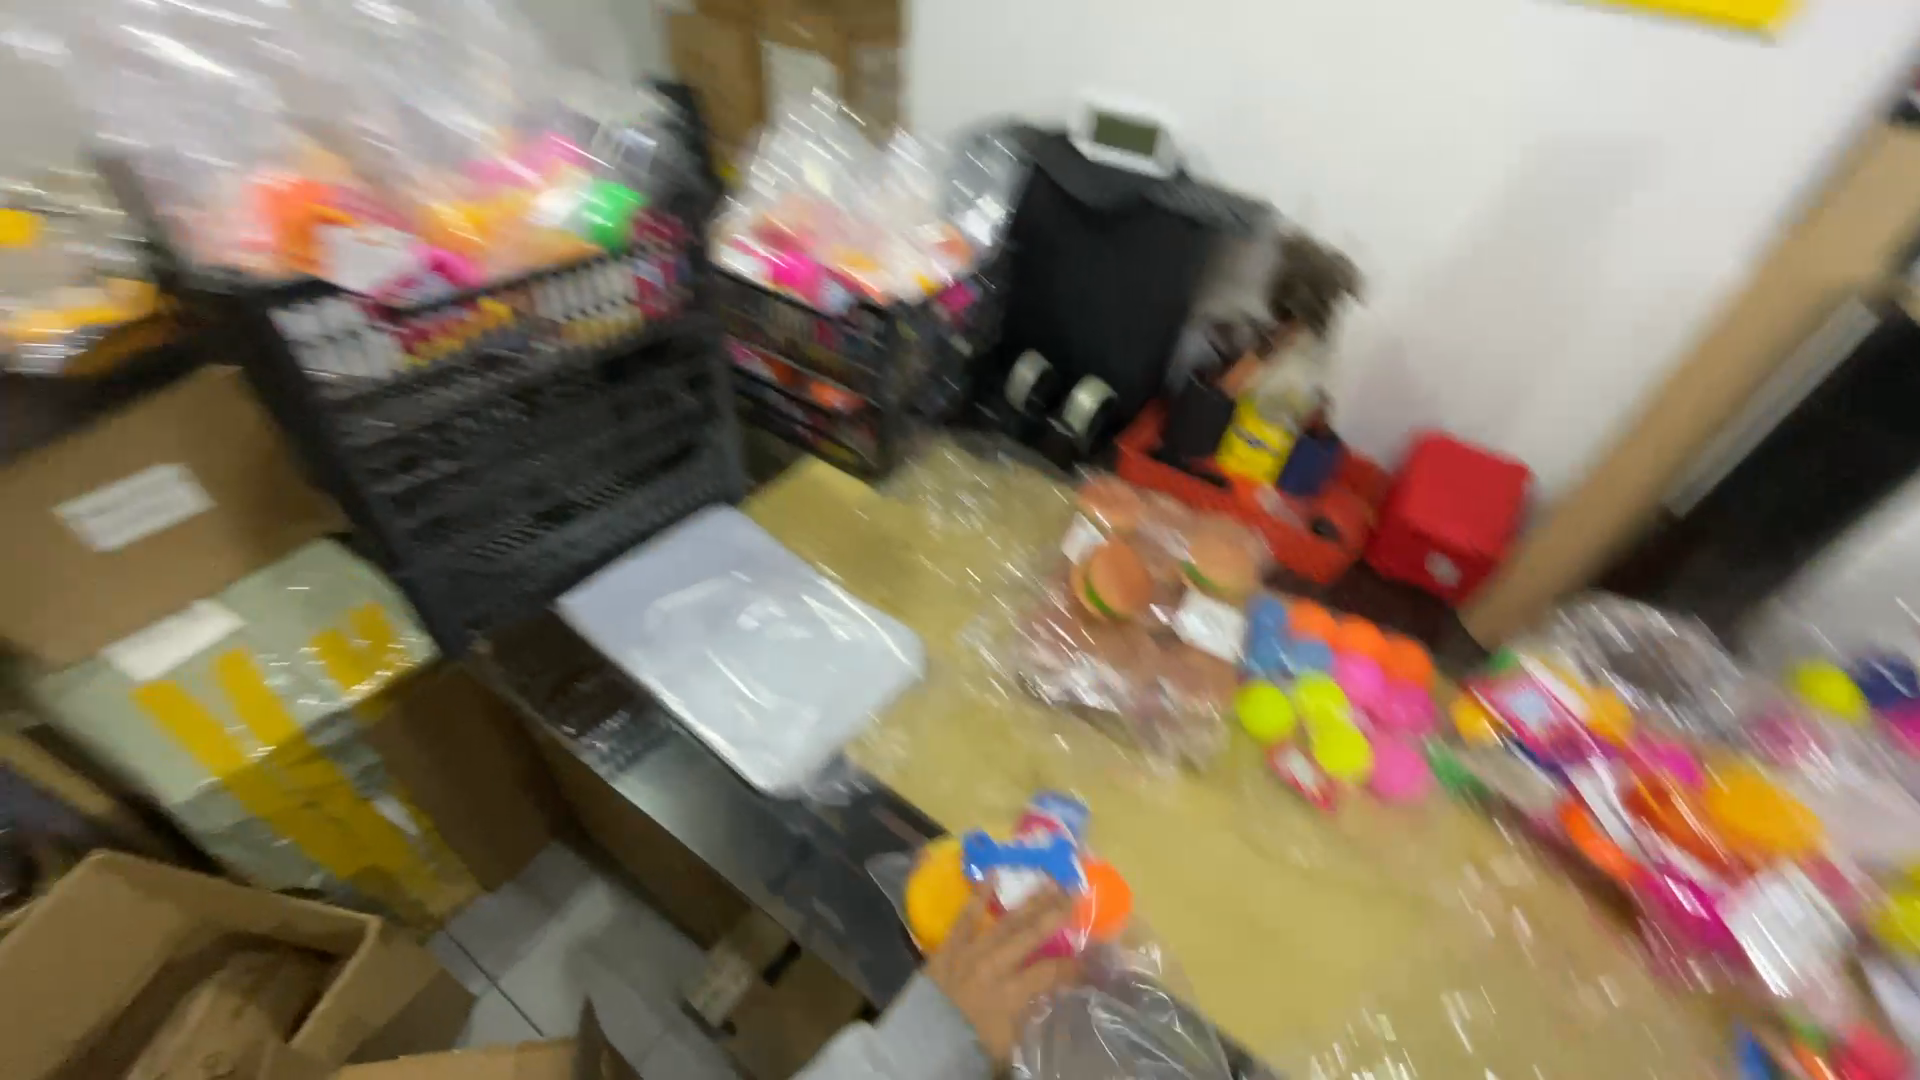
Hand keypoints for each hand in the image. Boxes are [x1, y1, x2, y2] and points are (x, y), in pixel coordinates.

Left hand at [924, 884, 1082, 1063]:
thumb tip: (1051, 997)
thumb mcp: (1009, 1044)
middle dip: (1055, 912)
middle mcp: (993, 967)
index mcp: (1010, 996)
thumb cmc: (969, 1051)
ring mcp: (969, 952)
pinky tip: (991, 872)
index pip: (1050, 973)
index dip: (1073, 965)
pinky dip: (978, 895)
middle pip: (1030, 934)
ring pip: (1004, 921)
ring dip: (1029, 900)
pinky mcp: (948, 946)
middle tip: (1075, 890)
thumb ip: (1030, 1016)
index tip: (1090, 955)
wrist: (919, 1050)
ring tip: (1048, 879)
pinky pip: (965, 917)